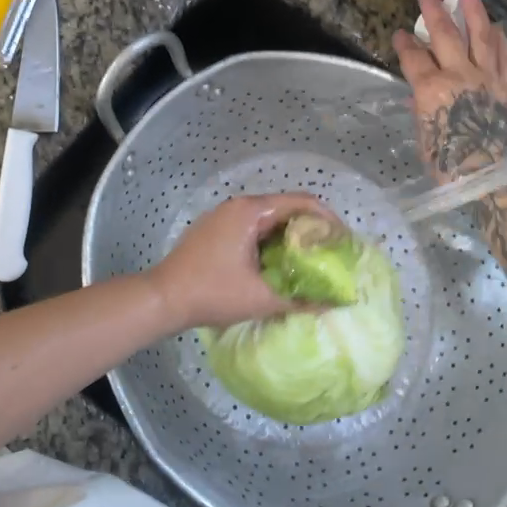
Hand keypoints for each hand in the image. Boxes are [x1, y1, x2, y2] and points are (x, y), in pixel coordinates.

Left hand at [147, 193, 337, 328]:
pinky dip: (271, 242)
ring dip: (290, 238)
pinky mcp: (215, 231)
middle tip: (330, 255)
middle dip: (311, 230)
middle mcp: (238, 206)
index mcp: (251, 211)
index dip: (328, 219)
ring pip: (269, 220)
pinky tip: (279, 266)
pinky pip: (252, 229)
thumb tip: (335, 303)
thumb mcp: (262, 298)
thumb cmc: (212, 293)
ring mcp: (224, 217)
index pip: (301, 202)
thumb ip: (302, 299)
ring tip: (310, 263)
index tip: (343, 241)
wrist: (163, 298)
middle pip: (286, 209)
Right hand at [391, 0, 506, 178]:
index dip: (404, 44)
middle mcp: (459, 75)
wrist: (498, 182)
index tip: (399, 34)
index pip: (413, 58)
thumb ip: (423, 112)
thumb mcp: (426, 140)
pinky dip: (497, 39)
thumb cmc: (452, 168)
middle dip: (433, 12)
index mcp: (431, 90)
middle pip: (445, 35)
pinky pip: (503, 56)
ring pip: (479, 36)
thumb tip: (421, 96)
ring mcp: (487, 78)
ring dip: (472, 12)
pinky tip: (494, 28)